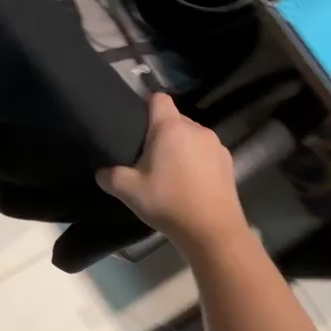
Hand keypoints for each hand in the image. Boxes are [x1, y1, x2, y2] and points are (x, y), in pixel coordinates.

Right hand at [97, 94, 248, 253]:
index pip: (158, 98)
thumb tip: (102, 171)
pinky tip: (189, 181)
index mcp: (170, 128)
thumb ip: (108, 175)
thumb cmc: (168, 203)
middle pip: (174, 118)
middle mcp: (196, 130)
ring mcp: (216, 146)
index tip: (134, 123)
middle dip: (160, 130)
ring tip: (169, 169)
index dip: (144, 105)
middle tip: (146, 154)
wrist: (213, 232)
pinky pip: (205, 151)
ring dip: (179, 145)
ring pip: (191, 135)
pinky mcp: (228, 163)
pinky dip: (195, 159)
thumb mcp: (126, 190)